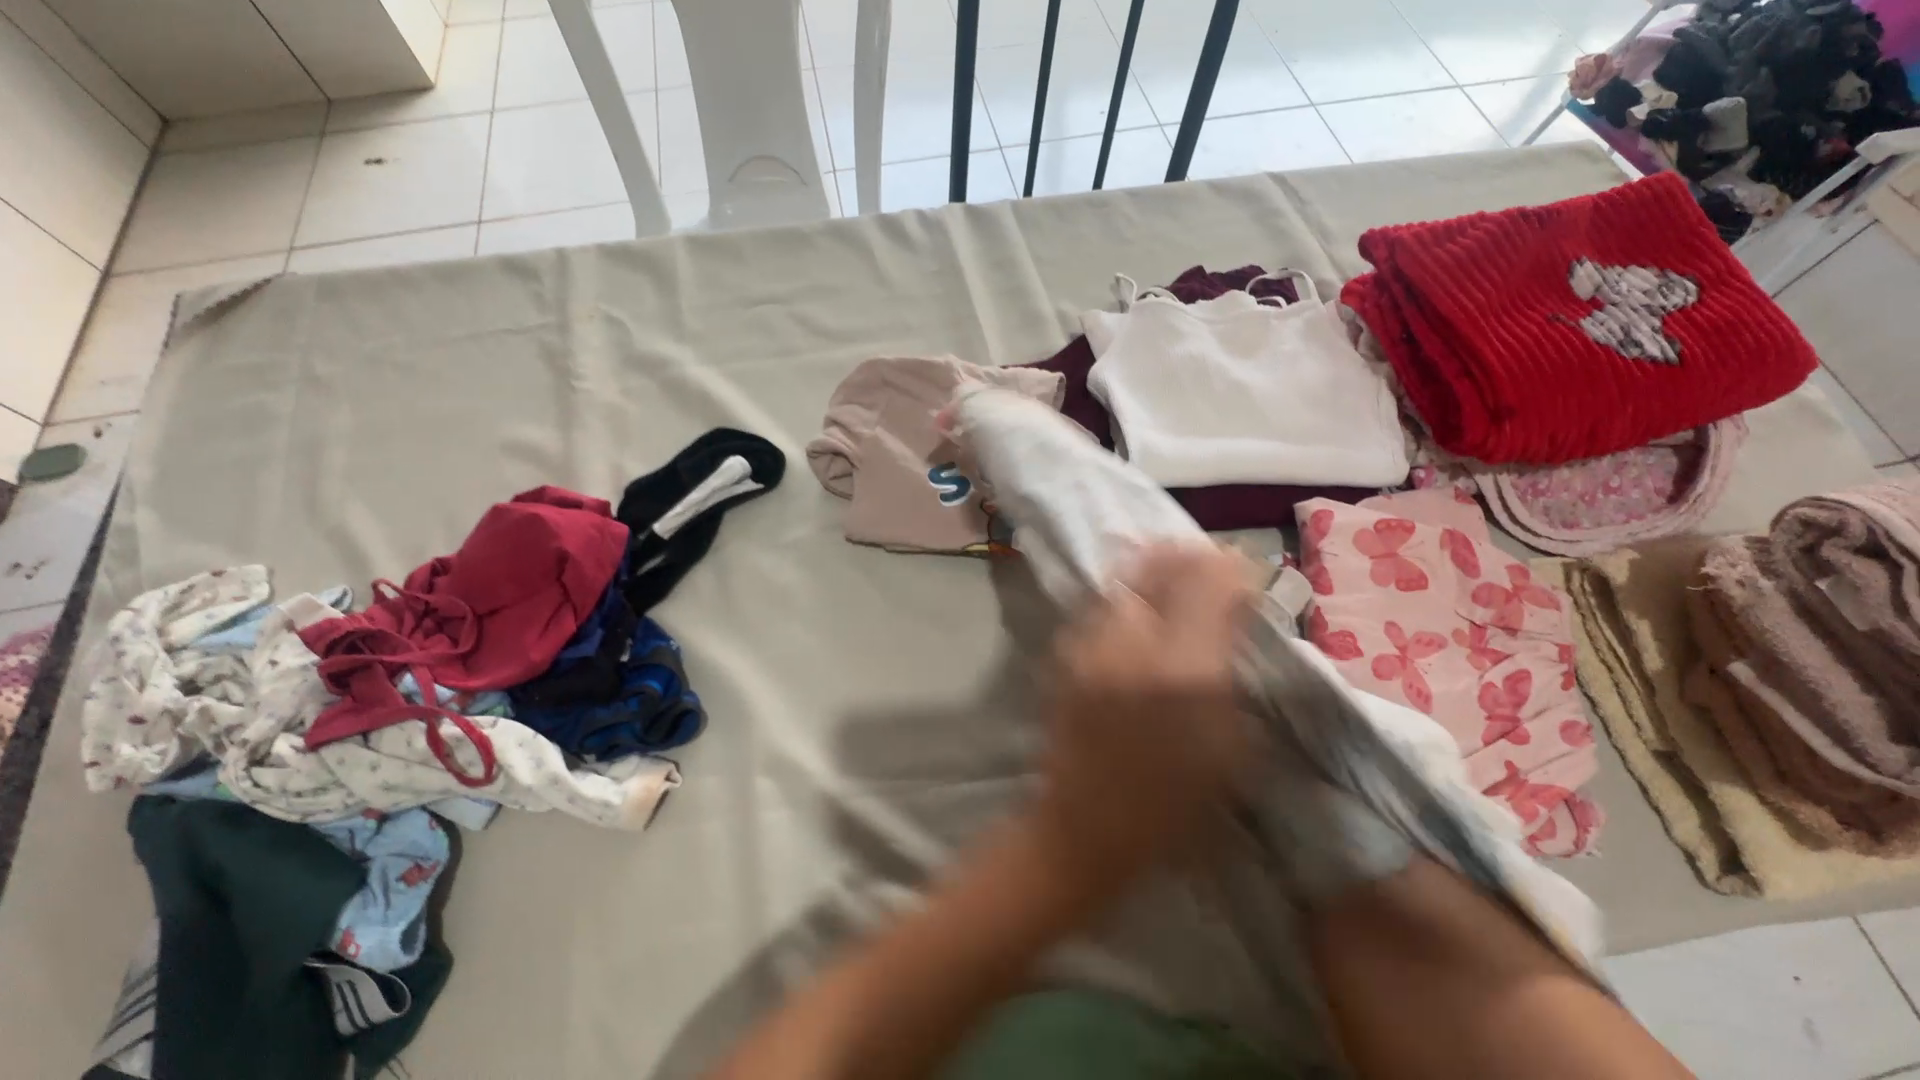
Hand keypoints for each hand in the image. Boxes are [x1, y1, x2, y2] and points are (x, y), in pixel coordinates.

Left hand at [1030, 543, 1256, 897]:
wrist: (1085, 827)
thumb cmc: (1173, 802)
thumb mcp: (1229, 746)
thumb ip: (1231, 673)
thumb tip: (1234, 621)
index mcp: (1185, 668)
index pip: (1210, 584)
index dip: (1232, 569)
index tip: (1246, 572)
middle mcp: (1134, 642)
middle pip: (1161, 568)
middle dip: (1191, 557)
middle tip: (1210, 563)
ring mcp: (1091, 645)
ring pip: (1125, 580)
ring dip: (1154, 568)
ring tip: (1173, 571)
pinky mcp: (1065, 656)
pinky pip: (1098, 606)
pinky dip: (1123, 595)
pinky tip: (1137, 605)